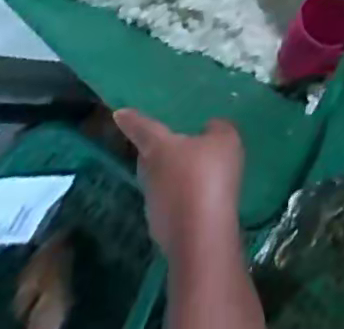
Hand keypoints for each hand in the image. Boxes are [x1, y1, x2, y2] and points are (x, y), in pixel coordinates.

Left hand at [114, 109, 243, 257]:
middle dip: (156, 147)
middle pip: (148, 155)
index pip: (142, 128)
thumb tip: (209, 128)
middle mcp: (149, 172)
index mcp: (160, 147)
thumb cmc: (210, 174)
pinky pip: (171, 198)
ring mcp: (152, 200)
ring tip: (195, 167)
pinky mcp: (160, 222)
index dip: (132, 119)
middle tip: (171, 139)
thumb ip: (217, 128)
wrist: (201, 230)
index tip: (118, 112)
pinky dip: (182, 192)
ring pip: (159, 178)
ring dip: (172, 172)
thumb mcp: (225, 139)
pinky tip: (202, 194)